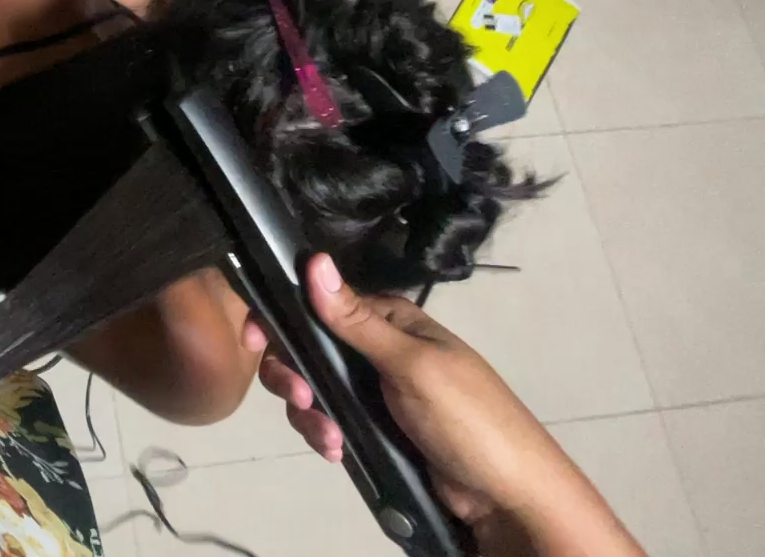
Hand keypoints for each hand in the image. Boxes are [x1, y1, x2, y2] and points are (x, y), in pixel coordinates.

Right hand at [241, 256, 605, 532]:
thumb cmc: (470, 422)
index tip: (253, 339)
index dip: (278, 317)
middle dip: (290, 373)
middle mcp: (371, 348)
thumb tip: (313, 258)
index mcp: (386, 321)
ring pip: (307, 385)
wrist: (511, 506)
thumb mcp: (413, 366)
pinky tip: (337, 450)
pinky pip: (324, 418)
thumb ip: (355, 319)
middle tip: (299, 396)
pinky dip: (321, 432)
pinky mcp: (368, 426)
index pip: (315, 302)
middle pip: (301, 346)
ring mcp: (369, 389)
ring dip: (307, 410)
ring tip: (328, 437)